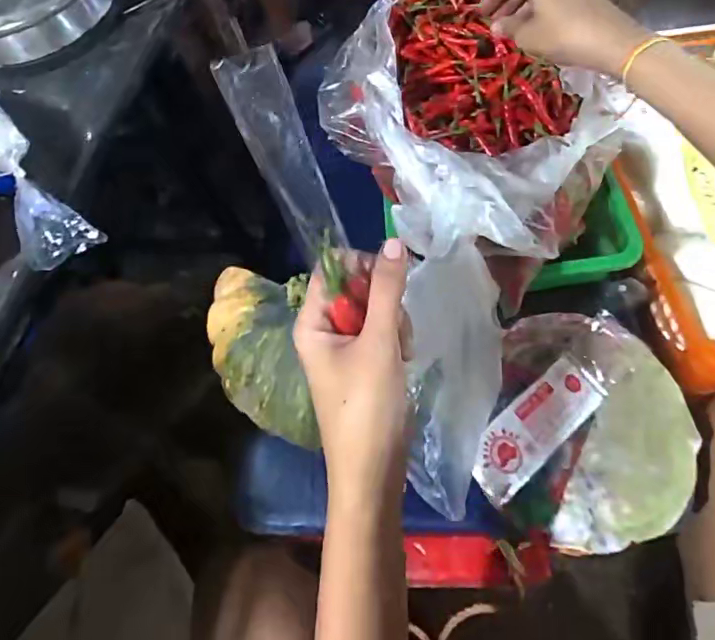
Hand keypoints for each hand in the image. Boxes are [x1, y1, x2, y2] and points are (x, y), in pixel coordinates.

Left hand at [294, 239, 412, 496]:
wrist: (373, 474)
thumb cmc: (368, 406)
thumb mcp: (380, 342)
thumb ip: (387, 289)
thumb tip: (393, 241)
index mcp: (311, 321)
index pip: (332, 268)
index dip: (361, 265)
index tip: (390, 279)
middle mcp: (323, 330)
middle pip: (356, 285)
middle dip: (384, 298)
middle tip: (396, 327)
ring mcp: (343, 347)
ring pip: (374, 307)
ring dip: (394, 320)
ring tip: (400, 351)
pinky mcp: (362, 362)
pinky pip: (381, 329)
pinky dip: (396, 338)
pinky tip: (403, 360)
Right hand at [480, 0, 651, 76]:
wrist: (616, 44)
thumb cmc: (565, 36)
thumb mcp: (529, 37)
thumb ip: (508, 29)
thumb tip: (496, 26)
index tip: (479, 14)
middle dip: (507, 4)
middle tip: (495, 23)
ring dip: (525, 8)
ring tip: (515, 29)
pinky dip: (542, 9)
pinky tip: (539, 27)